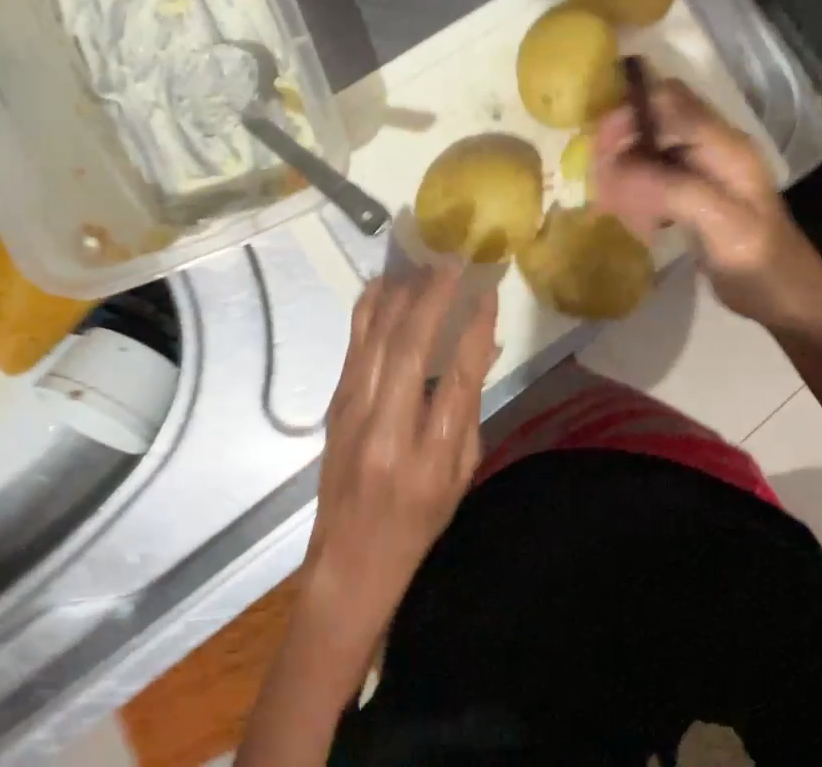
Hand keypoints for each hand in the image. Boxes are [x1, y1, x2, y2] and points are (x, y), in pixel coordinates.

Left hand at [303, 268, 497, 630]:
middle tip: (453, 262)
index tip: (487, 292)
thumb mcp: (460, 475)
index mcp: (429, 457)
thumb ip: (469, 410)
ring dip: (400, 297)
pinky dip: (368, 312)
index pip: (455, 379)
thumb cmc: (418, 521)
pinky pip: (352, 347)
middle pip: (408, 348)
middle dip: (432, 298)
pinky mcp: (334, 406)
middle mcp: (386, 429)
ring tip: (423, 266)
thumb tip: (481, 349)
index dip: (474, 330)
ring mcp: (352, 414)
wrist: (349, 559)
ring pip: (374, 341)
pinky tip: (384, 287)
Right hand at [591, 79, 821, 324]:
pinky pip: (654, 175)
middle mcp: (713, 148)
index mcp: (723, 145)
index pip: (669, 98)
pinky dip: (632, 184)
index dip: (631, 107)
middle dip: (620, 137)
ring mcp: (703, 172)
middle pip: (655, 118)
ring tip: (603, 191)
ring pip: (651, 146)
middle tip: (596, 173)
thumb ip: (672, 189)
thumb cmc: (758, 261)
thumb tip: (617, 169)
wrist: (788, 299)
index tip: (600, 140)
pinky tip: (620, 206)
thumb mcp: (720, 223)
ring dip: (623, 161)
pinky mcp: (695, 196)